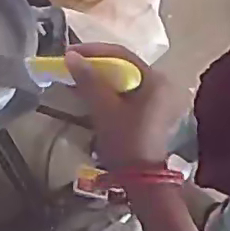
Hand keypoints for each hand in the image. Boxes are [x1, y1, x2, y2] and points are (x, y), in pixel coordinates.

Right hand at [64, 44, 189, 170]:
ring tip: (74, 76)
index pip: (121, 54)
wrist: (141, 179)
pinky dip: (105, 90)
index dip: (93, 51)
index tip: (69, 52)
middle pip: (122, 64)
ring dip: (98, 77)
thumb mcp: (104, 108)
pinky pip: (124, 92)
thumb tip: (70, 56)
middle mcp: (160, 84)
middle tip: (69, 63)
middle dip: (94, 63)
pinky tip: (87, 92)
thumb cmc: (125, 140)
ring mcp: (157, 98)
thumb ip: (88, 80)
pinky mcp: (149, 111)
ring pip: (122, 79)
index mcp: (156, 79)